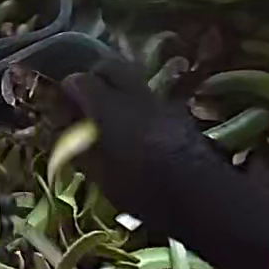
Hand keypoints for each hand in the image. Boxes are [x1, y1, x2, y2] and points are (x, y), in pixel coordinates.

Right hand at [65, 59, 268, 268]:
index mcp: (111, 111)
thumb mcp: (104, 180)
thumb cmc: (148, 195)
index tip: (60, 103)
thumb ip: (81, 152)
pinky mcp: (178, 114)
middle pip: (111, 67)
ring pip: (132, 80)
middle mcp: (135, 98)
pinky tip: (133, 128)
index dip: (67, 89)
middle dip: (94, 75)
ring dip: (116, 89)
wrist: (208, 202)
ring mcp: (160, 103)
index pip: (80, 81)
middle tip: (84, 96)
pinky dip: (134, 104)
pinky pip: (148, 98)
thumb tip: (63, 134)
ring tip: (107, 113)